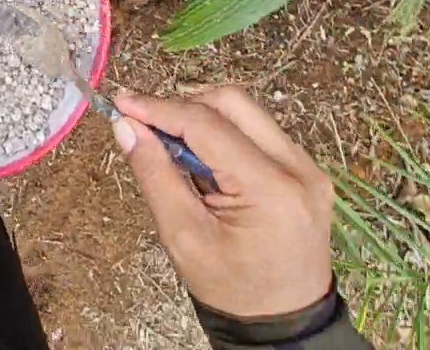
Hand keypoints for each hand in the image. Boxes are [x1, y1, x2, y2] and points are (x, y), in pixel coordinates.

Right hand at [111, 87, 334, 319]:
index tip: (122, 104)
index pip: (206, 124)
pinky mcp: (304, 170)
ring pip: (244, 111)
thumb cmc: (231, 289)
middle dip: (183, 106)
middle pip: (231, 103)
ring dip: (202, 118)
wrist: (285, 329)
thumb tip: (124, 125)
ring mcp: (307, 168)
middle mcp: (298, 169)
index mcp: (272, 190)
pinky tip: (204, 163)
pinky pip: (256, 130)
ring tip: (178, 151)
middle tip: (150, 128)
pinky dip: (221, 133)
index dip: (159, 108)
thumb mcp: (183, 236)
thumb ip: (153, 173)